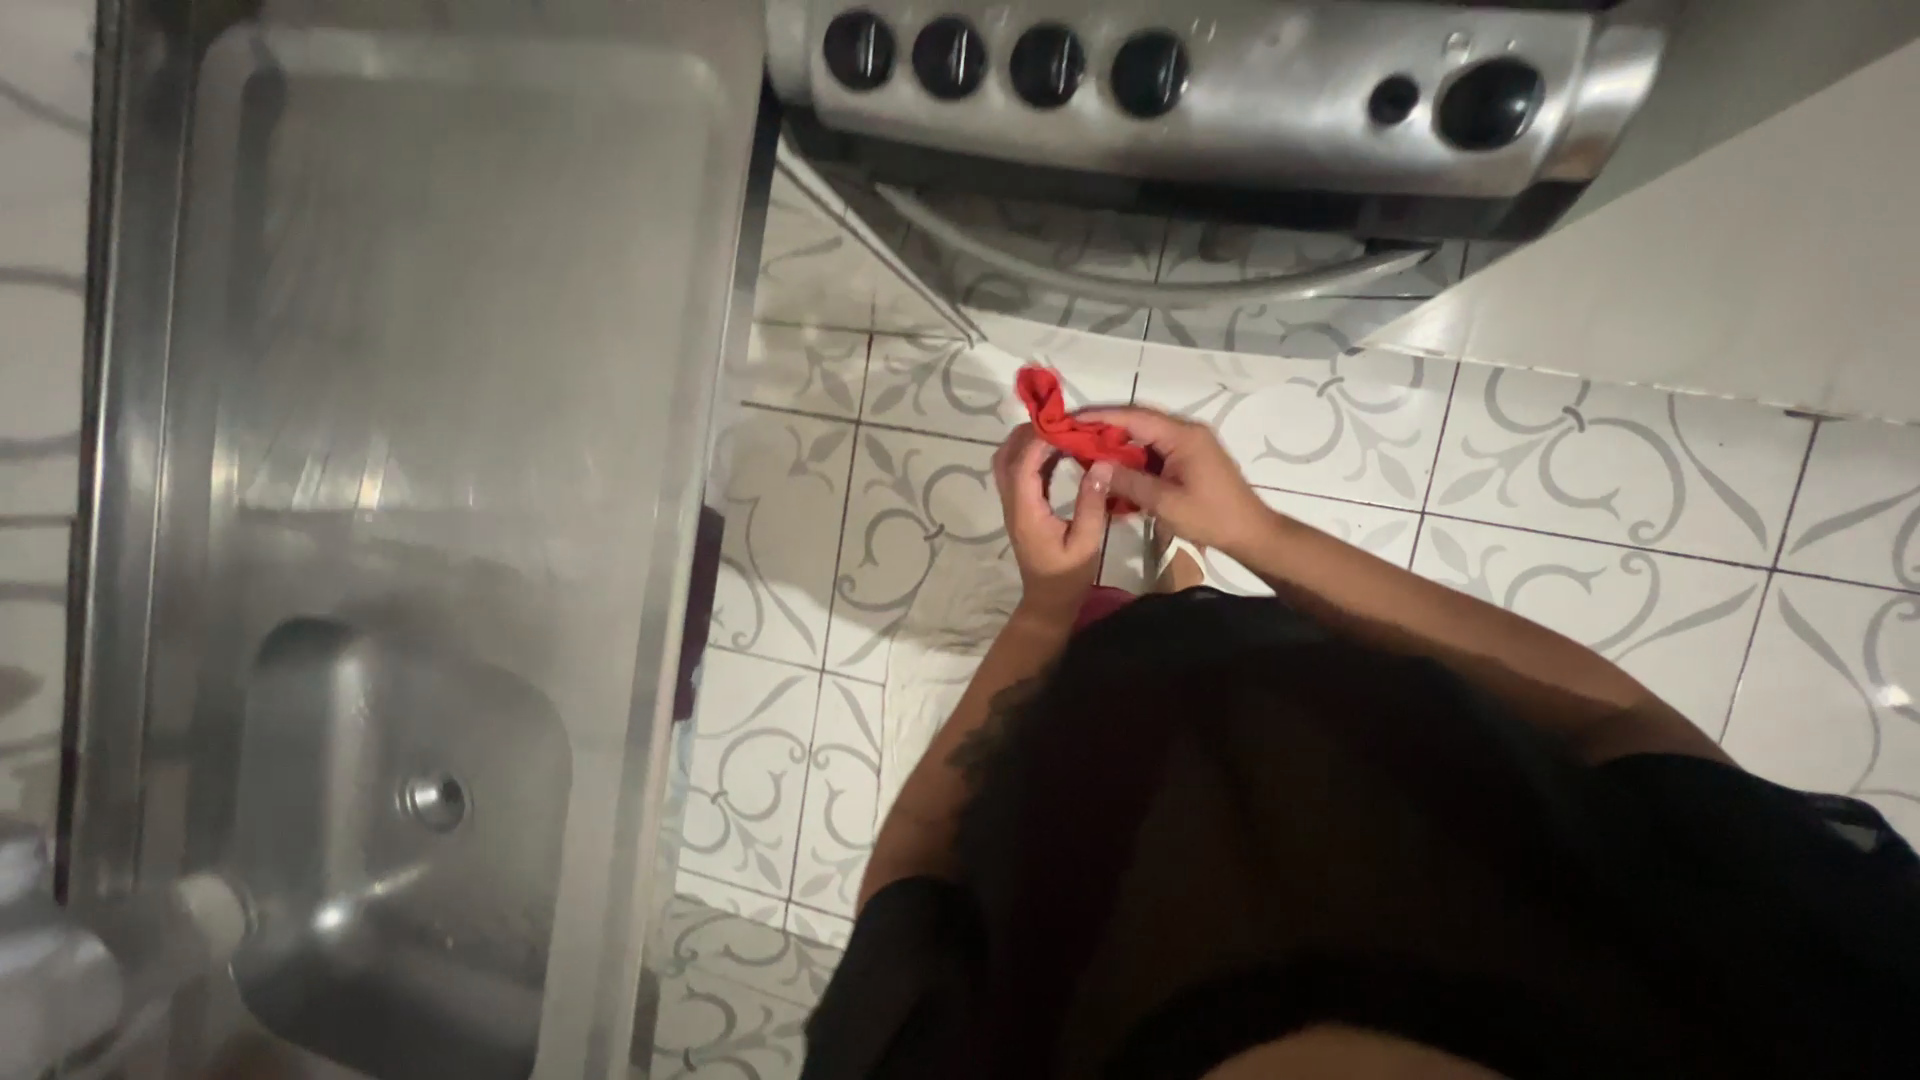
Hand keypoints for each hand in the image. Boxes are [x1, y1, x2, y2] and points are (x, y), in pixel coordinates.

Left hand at [992, 424, 1112, 625]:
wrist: (1047, 602)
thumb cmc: (1068, 576)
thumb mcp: (1087, 542)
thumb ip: (1092, 503)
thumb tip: (1101, 464)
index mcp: (1026, 511)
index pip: (1023, 465)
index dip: (1039, 440)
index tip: (1064, 422)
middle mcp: (1012, 504)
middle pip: (1005, 458)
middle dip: (1027, 434)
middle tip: (1059, 421)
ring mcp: (1013, 507)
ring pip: (1007, 464)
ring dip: (1026, 443)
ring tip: (1059, 430)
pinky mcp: (1020, 509)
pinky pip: (1017, 475)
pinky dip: (1032, 457)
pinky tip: (1058, 451)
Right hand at [1077, 406, 1277, 555]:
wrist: (1250, 532)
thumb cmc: (1209, 517)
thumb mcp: (1164, 502)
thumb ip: (1128, 481)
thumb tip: (1095, 466)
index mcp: (1183, 436)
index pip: (1134, 417)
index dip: (1100, 416)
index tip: (1071, 418)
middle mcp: (1186, 431)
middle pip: (1138, 421)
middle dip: (1105, 428)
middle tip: (1072, 436)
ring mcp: (1190, 443)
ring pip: (1145, 436)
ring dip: (1118, 443)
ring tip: (1087, 452)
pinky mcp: (1190, 457)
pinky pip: (1155, 449)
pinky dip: (1133, 456)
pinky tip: (1115, 468)